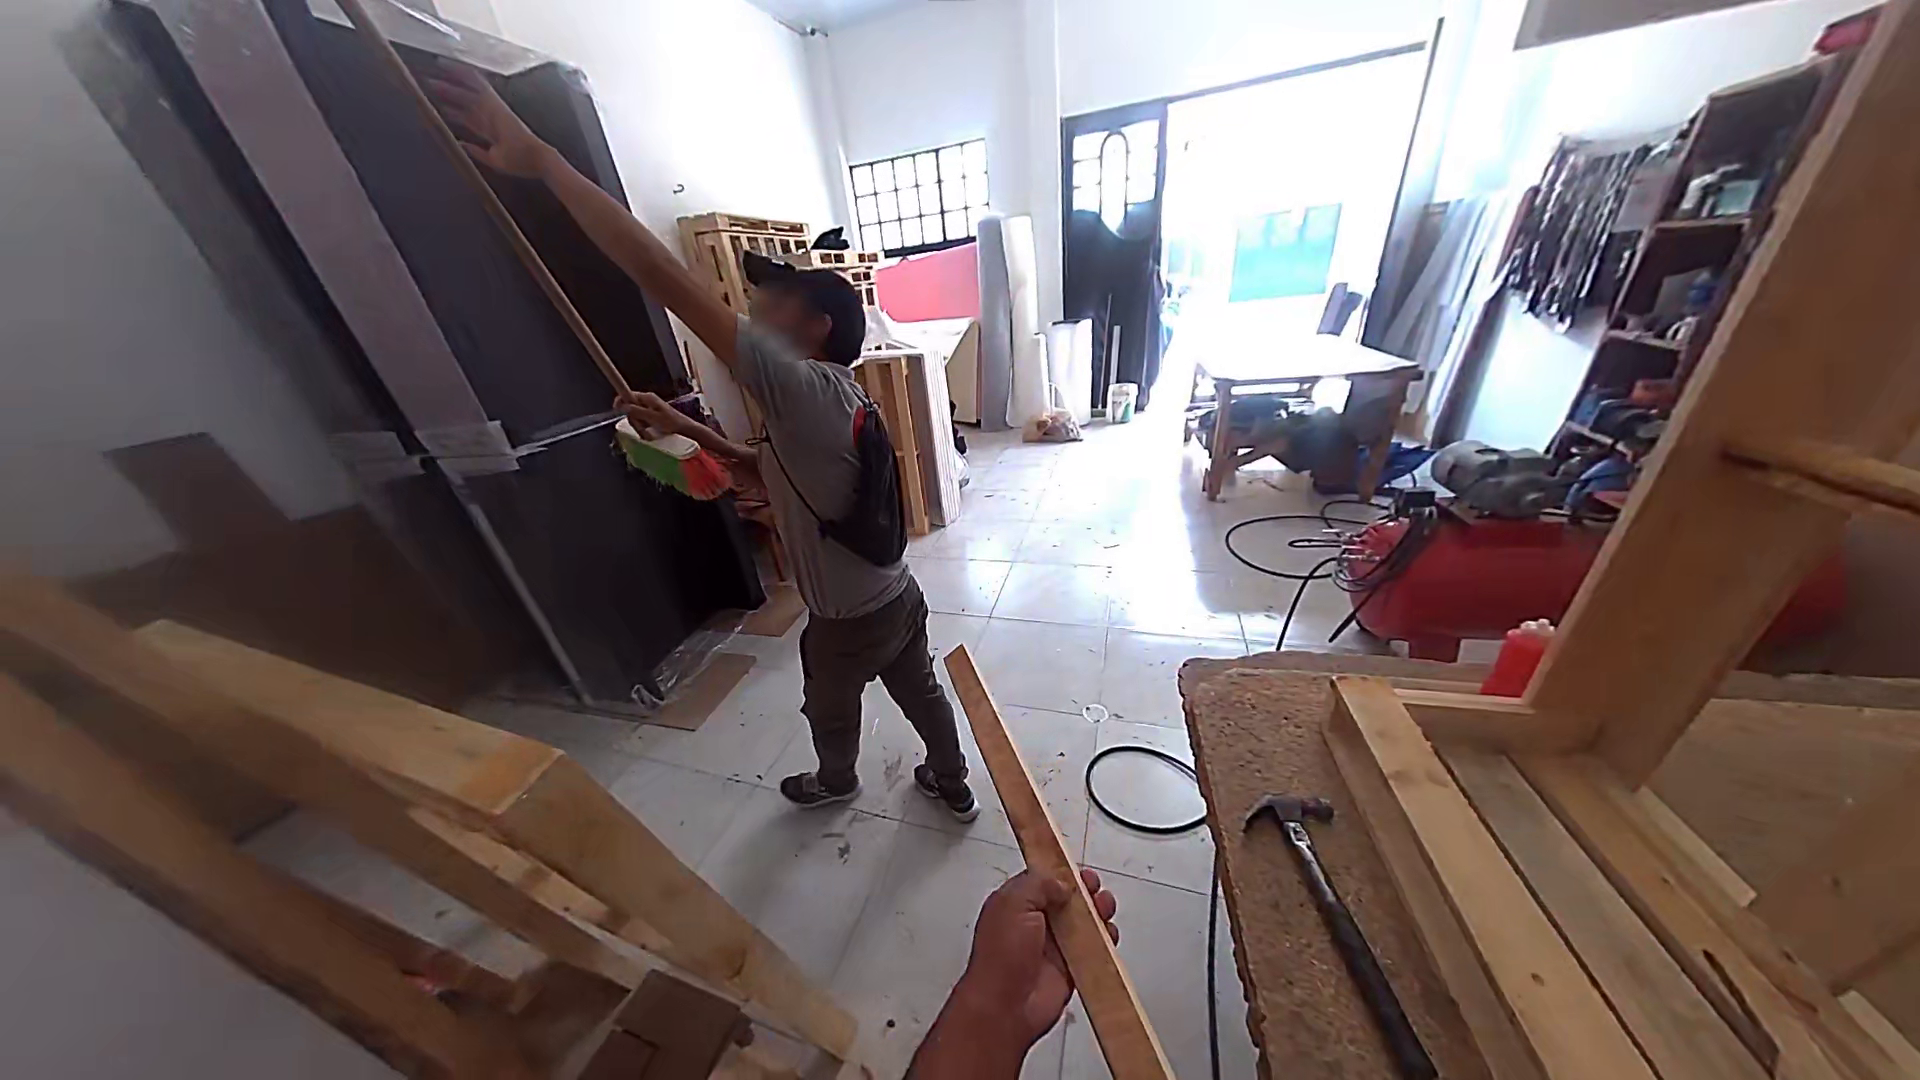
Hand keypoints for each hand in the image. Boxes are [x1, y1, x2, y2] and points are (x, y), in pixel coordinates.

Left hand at [422, 63, 552, 177]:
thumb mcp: (495, 161)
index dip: (456, 114)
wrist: (537, 158)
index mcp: (491, 133)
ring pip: (467, 90)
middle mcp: (490, 118)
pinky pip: (477, 82)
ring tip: (434, 71)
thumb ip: (478, 152)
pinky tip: (447, 64)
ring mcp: (492, 108)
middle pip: (466, 103)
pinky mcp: (494, 101)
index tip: (442, 108)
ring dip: (450, 81)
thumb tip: (460, 144)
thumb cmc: (521, 163)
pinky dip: (463, 72)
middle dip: (449, 94)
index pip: (470, 120)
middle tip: (429, 84)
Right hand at [616, 391, 688, 437]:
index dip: (620, 401)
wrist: (687, 431)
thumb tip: (623, 406)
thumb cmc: (673, 423)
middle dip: (634, 420)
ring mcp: (649, 410)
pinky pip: (641, 423)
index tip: (616, 408)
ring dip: (639, 427)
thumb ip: (638, 411)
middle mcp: (647, 402)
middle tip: (642, 428)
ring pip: (635, 417)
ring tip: (648, 433)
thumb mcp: (654, 417)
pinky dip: (644, 429)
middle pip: (630, 409)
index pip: (628, 394)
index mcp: (648, 398)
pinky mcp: (651, 418)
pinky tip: (650, 434)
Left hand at [954, 869, 1118, 1048]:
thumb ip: (1039, 885)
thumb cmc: (1001, 954)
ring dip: (1095, 911)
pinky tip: (1109, 932)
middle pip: (1064, 899)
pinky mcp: (1068, 968)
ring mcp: (1052, 946)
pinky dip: (1103, 940)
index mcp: (1016, 902)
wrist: (1005, 1007)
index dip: (1060, 873)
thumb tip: (1062, 884)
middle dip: (1082, 890)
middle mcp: (1034, 922)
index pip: (1042, 880)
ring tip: (1105, 905)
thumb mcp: (1015, 903)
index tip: (1077, 870)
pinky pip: (1090, 950)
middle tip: (1094, 885)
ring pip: (1080, 922)